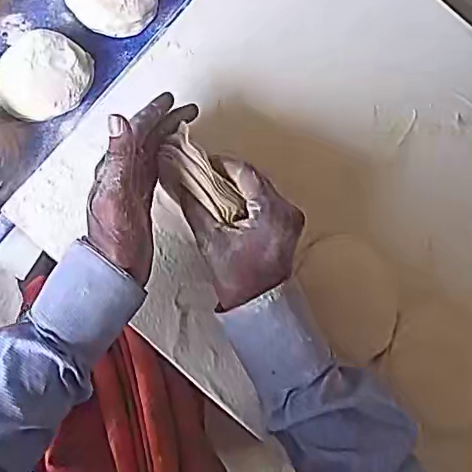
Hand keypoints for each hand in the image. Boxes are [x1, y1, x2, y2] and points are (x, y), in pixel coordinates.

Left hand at [87, 92, 196, 285]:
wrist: (115, 269)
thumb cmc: (112, 238)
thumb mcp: (114, 194)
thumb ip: (117, 157)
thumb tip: (116, 120)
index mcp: (112, 166)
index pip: (134, 131)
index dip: (151, 113)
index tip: (168, 102)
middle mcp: (120, 172)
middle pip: (145, 136)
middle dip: (164, 119)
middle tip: (184, 108)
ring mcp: (131, 184)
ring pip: (151, 150)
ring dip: (167, 134)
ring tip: (184, 123)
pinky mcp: (140, 197)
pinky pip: (155, 167)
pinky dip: (167, 155)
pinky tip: (175, 154)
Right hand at [173, 158, 304, 309]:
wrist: (260, 308)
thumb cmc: (240, 281)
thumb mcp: (210, 239)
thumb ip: (193, 205)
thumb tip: (180, 183)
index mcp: (272, 211)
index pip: (245, 171)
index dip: (221, 164)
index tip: (205, 164)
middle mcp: (287, 211)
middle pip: (254, 178)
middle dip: (228, 175)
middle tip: (206, 176)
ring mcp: (292, 218)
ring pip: (260, 187)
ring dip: (238, 187)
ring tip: (216, 191)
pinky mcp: (290, 224)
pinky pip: (267, 200)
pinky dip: (248, 198)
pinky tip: (232, 206)